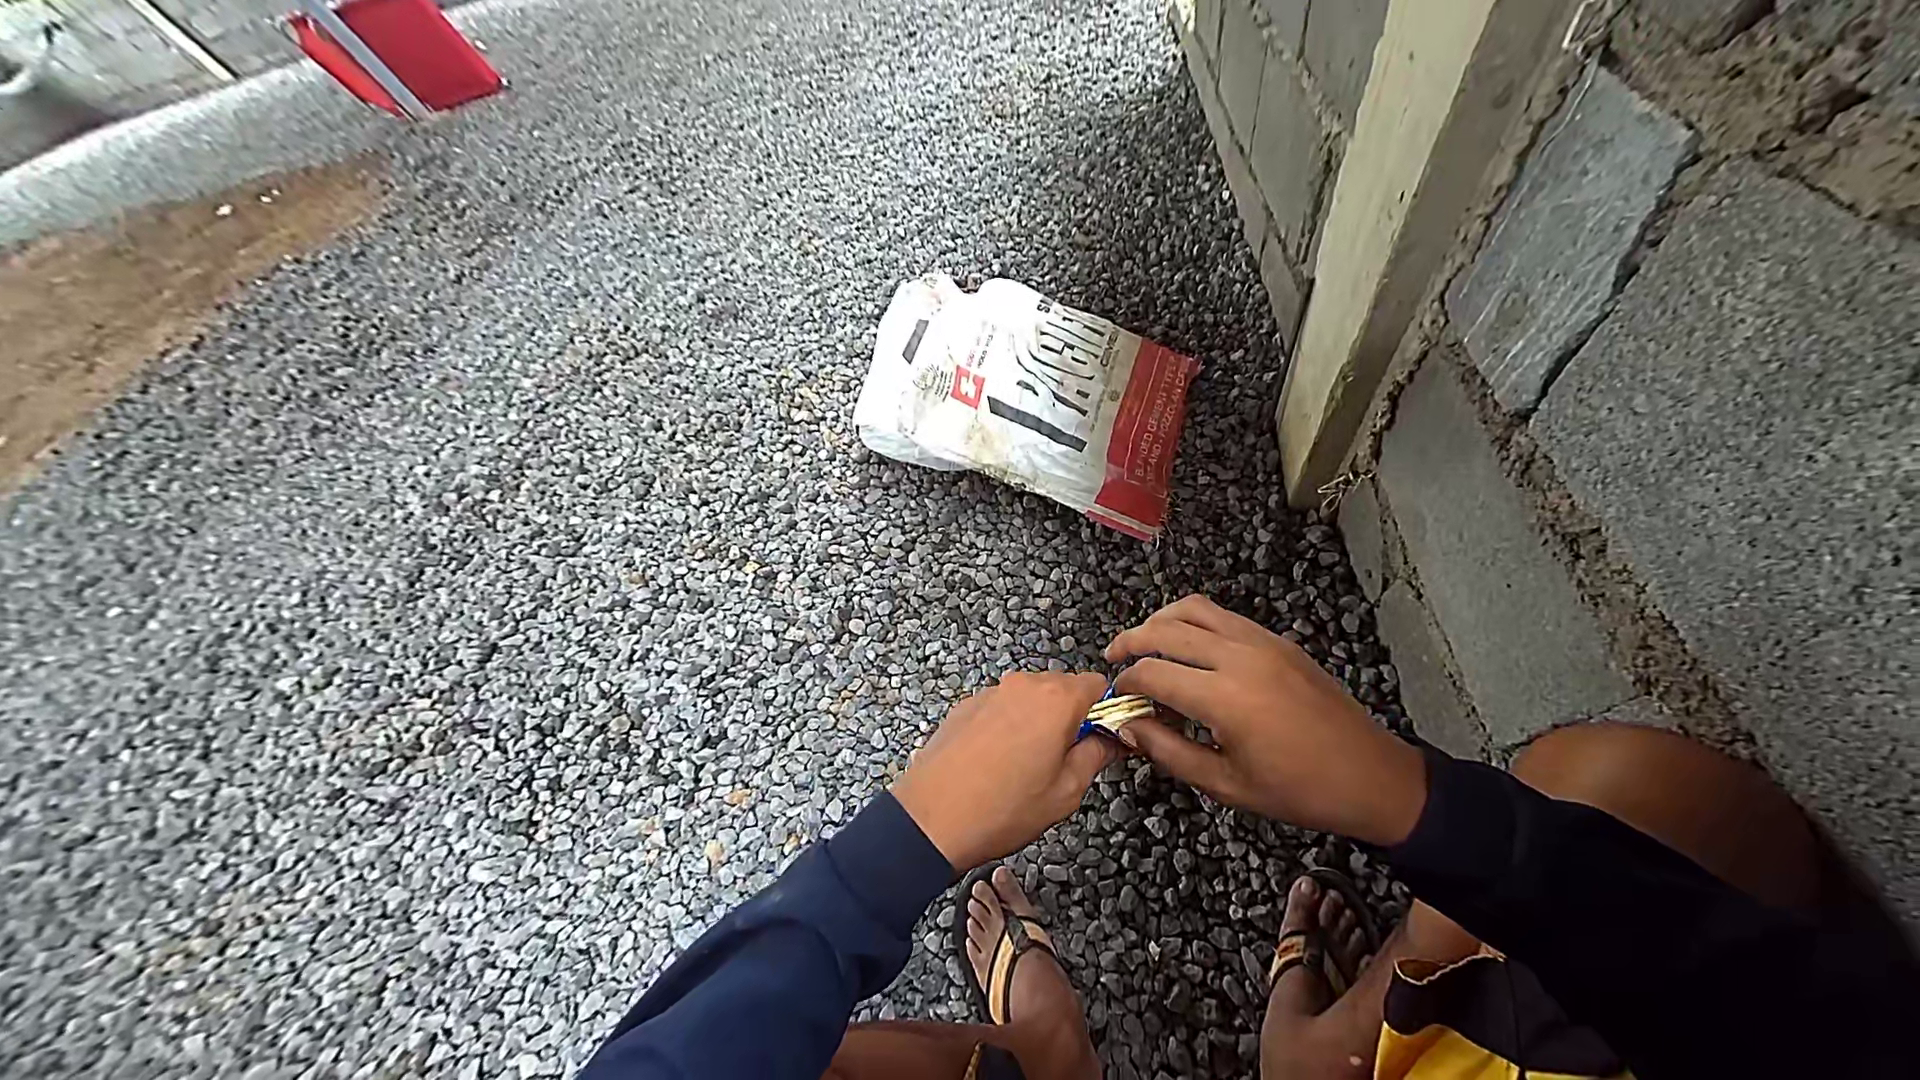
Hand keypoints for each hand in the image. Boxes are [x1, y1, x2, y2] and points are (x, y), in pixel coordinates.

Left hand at [891, 672, 1118, 870]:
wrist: (932, 818)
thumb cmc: (998, 808)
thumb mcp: (1066, 791)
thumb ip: (1096, 755)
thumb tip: (1109, 741)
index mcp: (1055, 701)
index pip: (1098, 684)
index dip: (1108, 710)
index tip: (1106, 734)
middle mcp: (1022, 686)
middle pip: (1063, 687)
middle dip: (1072, 716)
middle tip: (1069, 757)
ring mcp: (991, 693)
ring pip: (1030, 697)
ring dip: (1038, 721)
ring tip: (1029, 765)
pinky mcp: (967, 705)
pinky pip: (1001, 706)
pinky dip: (1008, 724)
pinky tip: (1000, 761)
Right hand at [1104, 595, 1427, 846]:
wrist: (1374, 778)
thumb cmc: (1299, 791)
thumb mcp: (1226, 784)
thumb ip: (1168, 751)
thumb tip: (1127, 727)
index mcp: (1226, 697)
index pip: (1154, 672)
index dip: (1125, 682)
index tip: (1116, 696)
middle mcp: (1240, 657)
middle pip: (1166, 629)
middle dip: (1131, 641)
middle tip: (1114, 658)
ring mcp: (1262, 641)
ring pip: (1193, 608)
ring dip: (1160, 620)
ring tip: (1145, 642)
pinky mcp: (1277, 640)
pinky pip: (1222, 616)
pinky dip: (1192, 621)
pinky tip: (1187, 646)